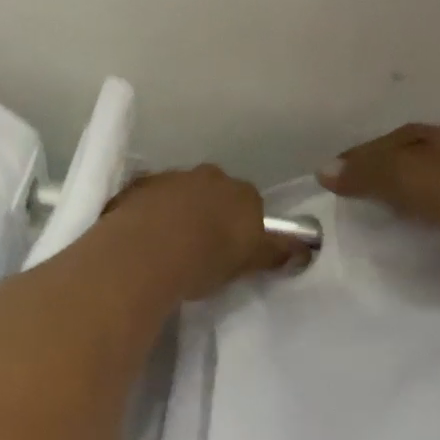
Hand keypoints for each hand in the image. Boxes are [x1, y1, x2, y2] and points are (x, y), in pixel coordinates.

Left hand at [102, 165, 309, 300]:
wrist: (146, 253)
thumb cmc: (205, 260)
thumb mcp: (248, 263)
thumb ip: (275, 253)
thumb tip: (303, 249)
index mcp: (242, 193)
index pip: (250, 205)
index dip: (240, 226)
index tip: (230, 248)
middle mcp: (208, 176)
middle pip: (213, 193)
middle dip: (207, 212)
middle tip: (197, 245)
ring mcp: (170, 177)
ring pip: (179, 192)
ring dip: (175, 210)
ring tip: (165, 244)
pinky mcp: (136, 186)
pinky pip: (147, 198)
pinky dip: (146, 212)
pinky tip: (140, 236)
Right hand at [316, 124, 439, 248]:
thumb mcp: (407, 182)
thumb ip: (366, 176)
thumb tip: (323, 169)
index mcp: (415, 137)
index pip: (367, 149)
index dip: (347, 167)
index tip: (328, 192)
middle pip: (395, 158)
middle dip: (374, 175)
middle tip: (353, 205)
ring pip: (423, 172)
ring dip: (404, 188)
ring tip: (388, 213)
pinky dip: (432, 200)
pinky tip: (432, 216)